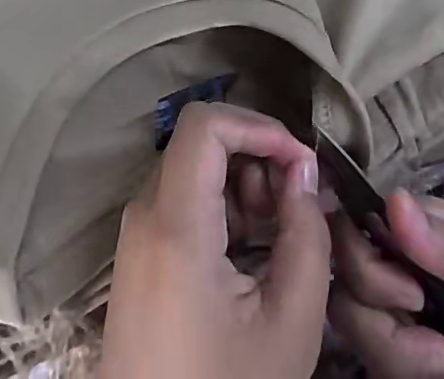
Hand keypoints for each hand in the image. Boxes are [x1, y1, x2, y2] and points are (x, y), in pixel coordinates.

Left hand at [99, 103, 330, 378]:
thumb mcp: (290, 320)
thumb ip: (306, 233)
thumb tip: (304, 169)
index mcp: (175, 224)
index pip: (205, 123)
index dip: (258, 126)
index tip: (300, 161)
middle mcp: (145, 214)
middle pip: (201, 142)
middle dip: (256, 156)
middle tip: (294, 203)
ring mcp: (137, 231)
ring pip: (193, 166)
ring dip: (243, 182)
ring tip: (277, 230)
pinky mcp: (140, 250)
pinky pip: (182, 197)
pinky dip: (222, 203)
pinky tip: (249, 247)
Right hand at [328, 190, 443, 378]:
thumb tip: (392, 198)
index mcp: (421, 228)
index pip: (352, 231)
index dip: (367, 271)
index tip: (412, 300)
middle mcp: (403, 264)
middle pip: (349, 293)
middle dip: (390, 337)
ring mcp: (406, 314)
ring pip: (362, 336)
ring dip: (408, 366)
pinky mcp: (411, 355)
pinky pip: (386, 366)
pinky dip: (419, 378)